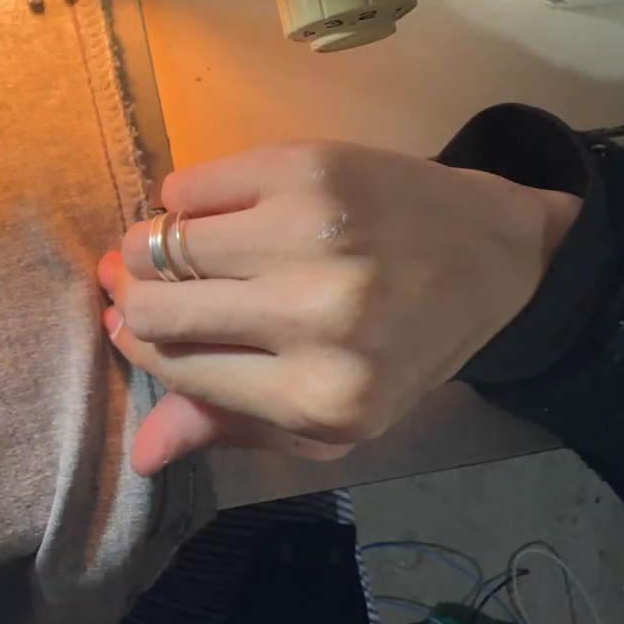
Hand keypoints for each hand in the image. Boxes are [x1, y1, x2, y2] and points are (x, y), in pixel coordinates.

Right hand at [98, 141, 580, 475]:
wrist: (496, 258)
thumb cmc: (401, 345)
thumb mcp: (325, 414)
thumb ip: (228, 426)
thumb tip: (139, 454)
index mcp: (317, 398)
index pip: (169, 361)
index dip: (134, 336)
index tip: (128, 317)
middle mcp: (313, 318)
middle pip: (153, 304)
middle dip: (131, 289)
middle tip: (138, 277)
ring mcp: (309, 235)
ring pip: (161, 239)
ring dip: (150, 242)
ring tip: (175, 244)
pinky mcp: (305, 168)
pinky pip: (186, 185)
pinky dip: (182, 199)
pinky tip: (211, 209)